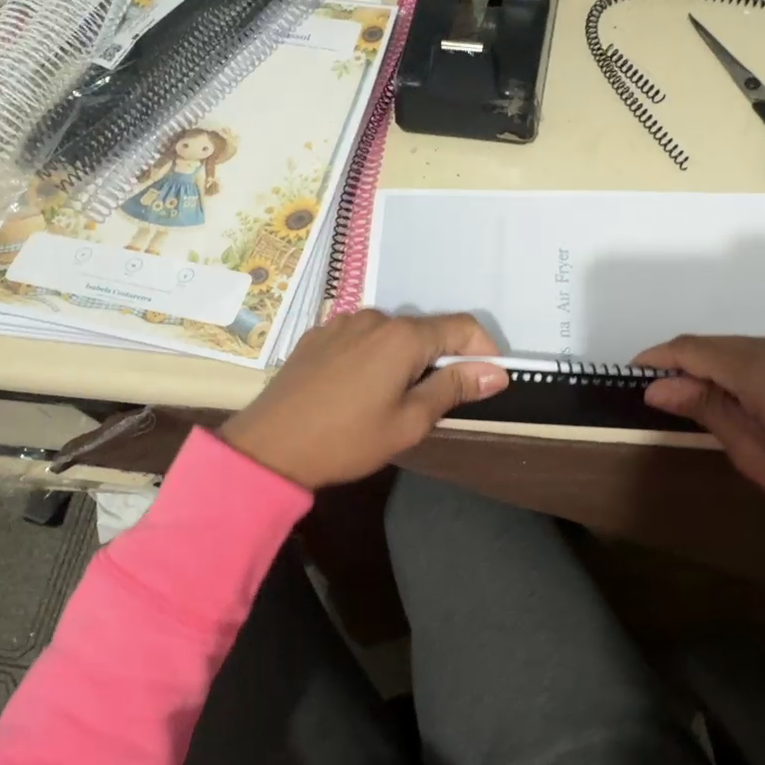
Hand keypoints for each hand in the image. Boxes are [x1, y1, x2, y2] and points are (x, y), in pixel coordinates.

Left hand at [219, 311, 509, 488]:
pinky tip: (358, 390)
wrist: (269, 446)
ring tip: (391, 400)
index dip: (483, 349)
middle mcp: (373, 318)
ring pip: (390, 334)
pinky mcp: (317, 336)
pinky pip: (360, 339)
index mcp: (402, 337)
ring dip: (404, 359)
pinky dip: (373, 357)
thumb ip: (453, 388)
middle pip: (424, 330)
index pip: (461, 325)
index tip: (488, 378)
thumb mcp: (409, 422)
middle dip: (440, 358)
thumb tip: (496, 372)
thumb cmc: (346, 440)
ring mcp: (341, 323)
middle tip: (435, 402)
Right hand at [633, 335, 764, 526]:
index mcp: (762, 368)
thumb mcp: (754, 453)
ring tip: (716, 399)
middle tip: (670, 392)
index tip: (635, 371)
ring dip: (729, 366)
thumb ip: (707, 410)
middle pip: (725, 344)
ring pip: (757, 348)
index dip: (661, 356)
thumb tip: (659, 386)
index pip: (695, 348)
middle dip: (692, 363)